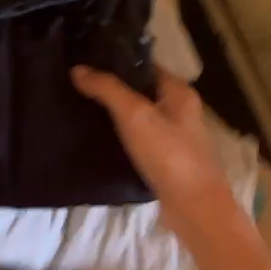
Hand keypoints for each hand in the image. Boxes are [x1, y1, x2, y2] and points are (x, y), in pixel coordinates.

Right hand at [70, 65, 246, 245]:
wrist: (194, 209)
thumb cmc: (169, 155)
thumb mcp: (134, 115)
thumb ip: (106, 89)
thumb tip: (77, 69)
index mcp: (179, 92)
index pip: (143, 65)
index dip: (116, 61)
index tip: (84, 60)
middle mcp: (179, 110)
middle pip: (139, 90)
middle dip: (111, 87)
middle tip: (76, 83)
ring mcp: (173, 137)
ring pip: (137, 115)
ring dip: (113, 112)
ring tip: (80, 106)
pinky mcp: (164, 159)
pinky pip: (136, 138)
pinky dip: (119, 135)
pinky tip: (97, 136)